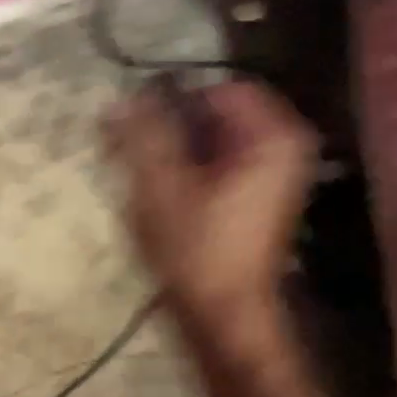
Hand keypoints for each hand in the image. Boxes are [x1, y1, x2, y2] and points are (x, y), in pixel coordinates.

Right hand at [105, 80, 316, 333]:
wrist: (218, 305)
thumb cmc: (192, 246)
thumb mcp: (160, 188)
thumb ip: (142, 141)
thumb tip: (116, 101)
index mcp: (271, 138)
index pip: (221, 92)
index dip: (173, 101)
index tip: (129, 122)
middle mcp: (279, 149)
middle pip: (215, 118)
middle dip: (165, 130)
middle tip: (119, 151)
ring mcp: (266, 175)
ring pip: (208, 145)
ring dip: (165, 155)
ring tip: (129, 176)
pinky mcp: (248, 199)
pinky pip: (210, 168)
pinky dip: (177, 174)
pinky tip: (148, 196)